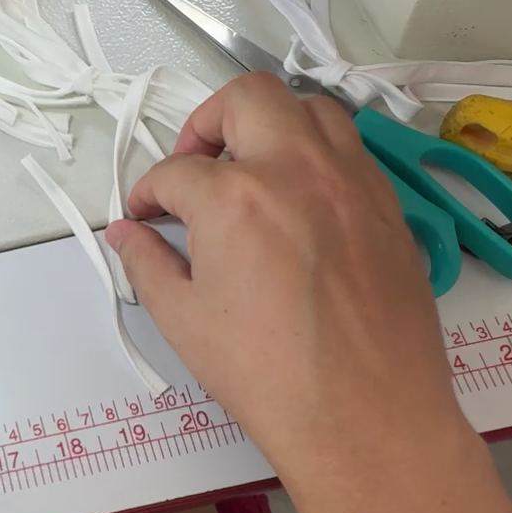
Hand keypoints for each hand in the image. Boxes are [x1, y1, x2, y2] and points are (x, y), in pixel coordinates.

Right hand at [106, 74, 467, 477]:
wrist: (364, 414)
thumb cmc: (264, 372)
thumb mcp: (182, 318)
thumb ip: (146, 263)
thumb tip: (125, 235)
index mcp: (234, 198)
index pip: (174, 172)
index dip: (147, 193)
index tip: (143, 216)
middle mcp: (296, 170)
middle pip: (246, 98)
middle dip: (204, 122)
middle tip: (192, 167)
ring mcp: (351, 182)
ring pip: (308, 108)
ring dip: (267, 125)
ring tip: (248, 170)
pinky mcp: (386, 205)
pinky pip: (348, 149)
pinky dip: (312, 153)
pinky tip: (296, 200)